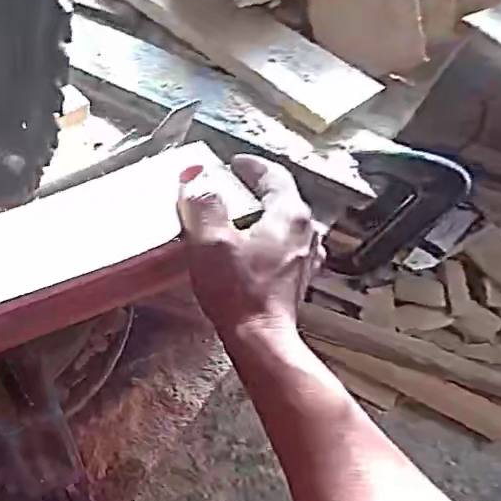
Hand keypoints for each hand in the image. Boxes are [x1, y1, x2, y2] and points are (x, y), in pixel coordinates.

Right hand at [178, 155, 323, 338]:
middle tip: (231, 190)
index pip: (273, 175)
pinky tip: (257, 251)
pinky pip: (285, 248)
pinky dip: (269, 241)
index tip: (233, 163)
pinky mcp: (297, 279)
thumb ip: (203, 204)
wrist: (260, 337)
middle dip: (256, 191)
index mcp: (288, 214)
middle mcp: (304, 231)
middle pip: (282, 199)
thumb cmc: (238, 290)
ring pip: (285, 224)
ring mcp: (305, 256)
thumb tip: (195, 175)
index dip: (250, 166)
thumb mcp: (211, 242)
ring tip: (242, 219)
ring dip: (264, 216)